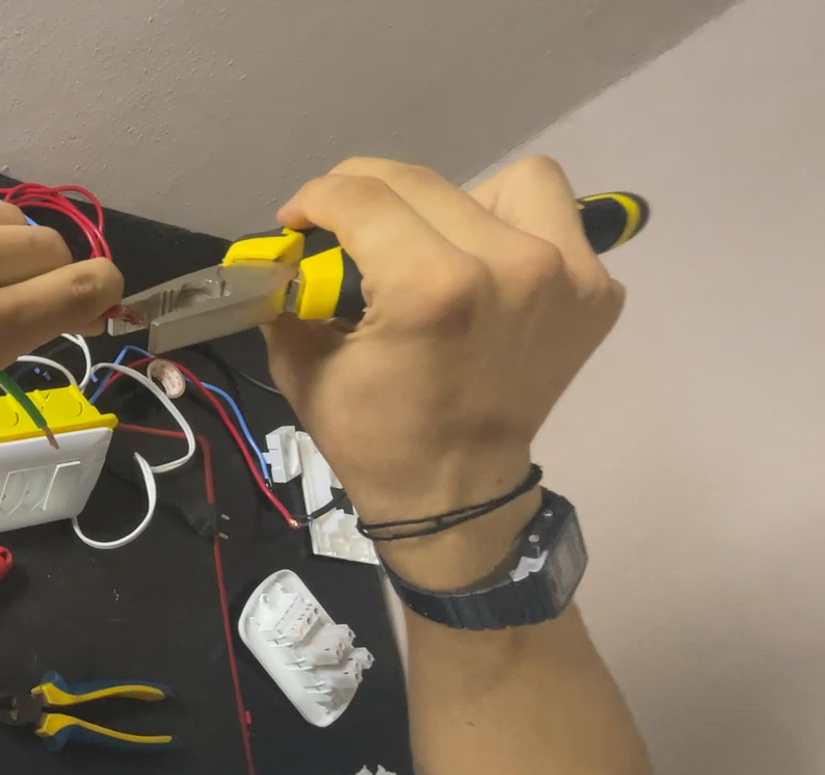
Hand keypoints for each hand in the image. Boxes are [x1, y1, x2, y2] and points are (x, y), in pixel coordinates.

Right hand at [264, 156, 624, 563]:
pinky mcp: (597, 287)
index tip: (295, 216)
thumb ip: (289, 302)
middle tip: (337, 221)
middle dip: (362, 191)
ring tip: (423, 242)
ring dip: (450, 201)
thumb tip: (281, 259)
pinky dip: (505, 228)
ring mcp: (567, 273)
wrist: (452, 488)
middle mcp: (508, 265)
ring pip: (508, 181)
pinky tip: (474, 268)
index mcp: (427, 291)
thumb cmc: (369, 437)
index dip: (316, 197)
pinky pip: (554, 218)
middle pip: (422, 183)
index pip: (363, 201)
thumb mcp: (304, 371)